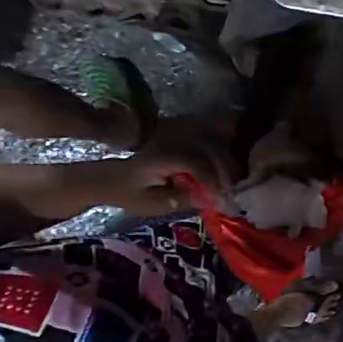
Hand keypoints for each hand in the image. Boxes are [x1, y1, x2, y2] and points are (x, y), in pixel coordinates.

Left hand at [77, 145, 220, 217]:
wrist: (109, 177)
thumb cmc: (128, 193)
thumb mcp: (149, 203)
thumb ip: (177, 200)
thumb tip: (205, 199)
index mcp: (164, 156)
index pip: (197, 163)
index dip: (213, 180)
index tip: (222, 199)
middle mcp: (174, 142)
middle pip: (211, 150)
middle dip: (226, 172)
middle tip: (233, 193)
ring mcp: (180, 138)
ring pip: (215, 143)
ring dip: (228, 162)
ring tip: (234, 184)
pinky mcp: (183, 141)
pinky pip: (210, 143)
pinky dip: (223, 154)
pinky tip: (228, 171)